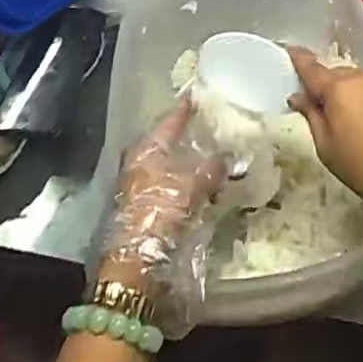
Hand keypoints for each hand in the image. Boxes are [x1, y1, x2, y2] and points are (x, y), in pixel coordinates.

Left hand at [98, 98, 224, 313]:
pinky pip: (175, 184)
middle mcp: (141, 162)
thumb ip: (212, 167)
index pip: (172, 119)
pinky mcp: (147, 208)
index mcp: (147, 149)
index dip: (188, 107)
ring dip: (195, 161)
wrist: (134, 268)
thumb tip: (228, 157)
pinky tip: (210, 185)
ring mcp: (142, 186)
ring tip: (222, 155)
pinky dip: (192, 181)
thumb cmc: (159, 216)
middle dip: (194, 134)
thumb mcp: (192, 186)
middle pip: (172, 141)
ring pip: (174, 164)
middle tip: (219, 125)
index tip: (204, 93)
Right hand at [286, 46, 362, 225]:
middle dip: (334, 88)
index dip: (301, 60)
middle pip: (341, 76)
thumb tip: (299, 96)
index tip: (293, 50)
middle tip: (334, 114)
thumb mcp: (328, 149)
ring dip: (360, 93)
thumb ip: (312, 116)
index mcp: (339, 90)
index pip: (313, 69)